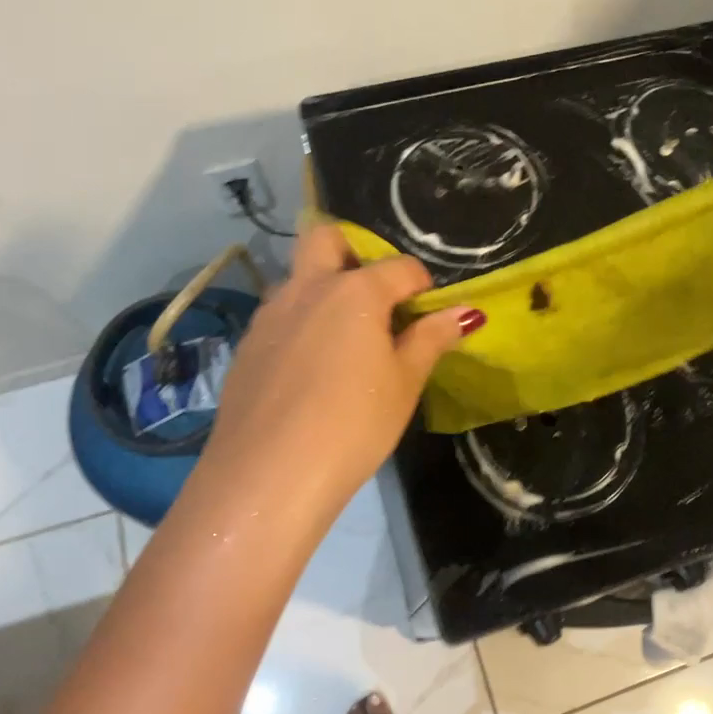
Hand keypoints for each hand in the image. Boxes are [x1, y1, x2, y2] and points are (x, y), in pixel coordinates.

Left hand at [201, 225, 482, 503]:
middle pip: (328, 239)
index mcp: (355, 291)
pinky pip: (280, 316)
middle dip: (354, 252)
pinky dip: (301, 324)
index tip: (428, 313)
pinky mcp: (247, 345)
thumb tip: (465, 312)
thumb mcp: (404, 385)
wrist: (267, 474)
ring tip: (344, 339)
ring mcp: (270, 314)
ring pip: (298, 278)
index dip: (421, 285)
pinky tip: (310, 369)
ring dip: (323, 290)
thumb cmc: (352, 425)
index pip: (400, 267)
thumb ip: (430, 340)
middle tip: (375, 296)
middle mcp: (308, 288)